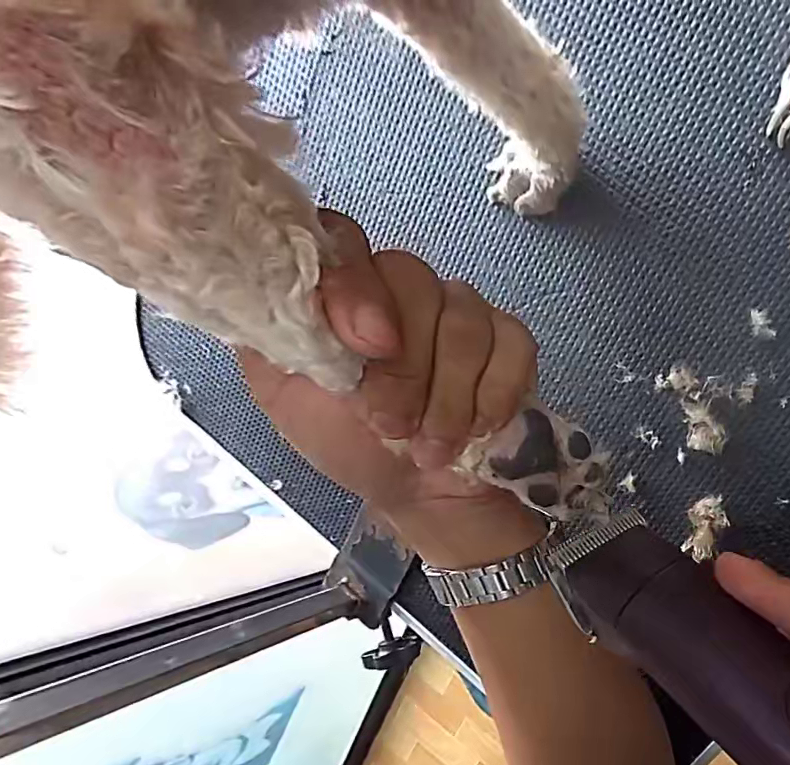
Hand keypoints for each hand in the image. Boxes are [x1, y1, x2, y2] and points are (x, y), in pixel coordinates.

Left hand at [236, 211, 544, 566]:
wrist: (423, 498)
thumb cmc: (355, 449)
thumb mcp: (288, 399)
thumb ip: (276, 335)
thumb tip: (277, 286)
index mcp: (343, 294)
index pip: (346, 241)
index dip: (358, 285)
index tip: (367, 346)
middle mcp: (403, 290)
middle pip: (412, 277)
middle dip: (406, 367)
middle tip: (392, 426)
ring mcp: (463, 312)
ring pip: (464, 321)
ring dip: (448, 398)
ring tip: (432, 446)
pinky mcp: (512, 344)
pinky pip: (513, 345)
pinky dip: (493, 396)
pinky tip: (477, 429)